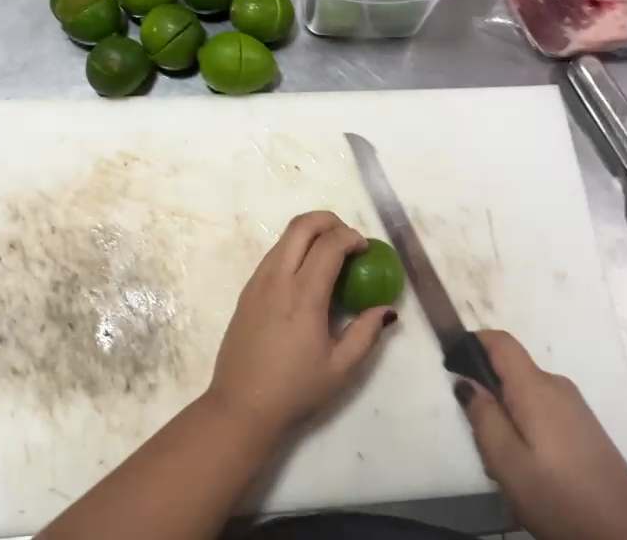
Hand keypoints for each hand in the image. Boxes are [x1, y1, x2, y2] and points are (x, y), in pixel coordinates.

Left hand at [206, 211, 398, 436]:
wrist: (240, 407)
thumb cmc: (294, 390)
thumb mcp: (340, 368)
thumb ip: (366, 333)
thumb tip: (386, 309)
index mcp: (303, 295)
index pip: (329, 244)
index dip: (351, 237)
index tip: (365, 249)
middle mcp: (278, 278)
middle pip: (302, 225)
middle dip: (329, 220)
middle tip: (348, 239)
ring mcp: (258, 281)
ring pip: (285, 237)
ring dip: (310, 233)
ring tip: (330, 256)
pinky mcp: (247, 290)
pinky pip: (273, 254)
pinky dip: (294, 249)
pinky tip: (306, 275)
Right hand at [456, 331, 626, 539]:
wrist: (626, 535)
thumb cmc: (560, 498)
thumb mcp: (508, 464)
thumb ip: (484, 418)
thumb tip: (467, 381)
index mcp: (536, 388)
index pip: (500, 341)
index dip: (472, 343)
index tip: (452, 369)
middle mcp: (557, 387)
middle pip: (510, 374)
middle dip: (489, 401)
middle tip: (484, 448)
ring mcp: (575, 408)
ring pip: (525, 399)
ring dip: (508, 425)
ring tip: (510, 472)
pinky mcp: (585, 429)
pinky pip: (543, 415)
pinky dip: (528, 435)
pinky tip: (534, 478)